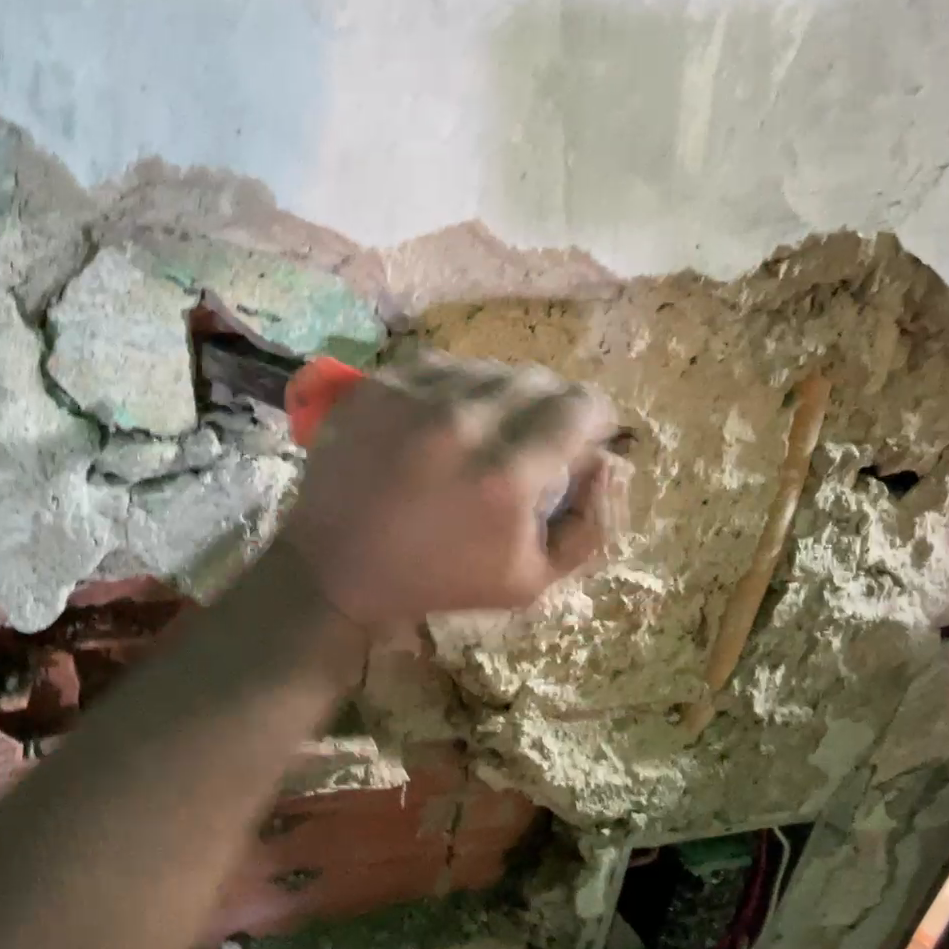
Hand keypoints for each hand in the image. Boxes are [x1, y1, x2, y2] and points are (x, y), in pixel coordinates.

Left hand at [279, 353, 624, 626]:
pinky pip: (440, 366)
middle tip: (527, 440)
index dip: (592, 422)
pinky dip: (451, 388)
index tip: (578, 440)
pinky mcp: (376, 387)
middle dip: (547, 407)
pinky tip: (440, 420)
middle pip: (539, 379)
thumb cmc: (437, 581)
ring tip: (480, 432)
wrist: (336, 567)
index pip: (582, 405)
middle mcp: (464, 422)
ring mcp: (413, 399)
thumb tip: (611, 461)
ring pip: (488, 368)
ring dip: (498, 395)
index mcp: (508, 474)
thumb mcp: (532, 582)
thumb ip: (593, 523)